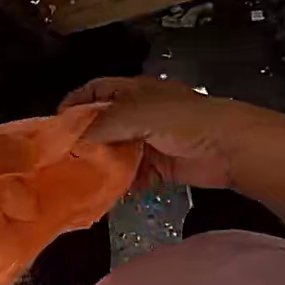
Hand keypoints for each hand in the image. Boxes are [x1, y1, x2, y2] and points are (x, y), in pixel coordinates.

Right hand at [63, 76, 259, 189]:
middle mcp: (139, 113)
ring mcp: (151, 140)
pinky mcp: (162, 166)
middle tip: (63, 159)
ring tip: (80, 179)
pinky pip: (135, 174)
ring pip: (117, 152)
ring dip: (102, 164)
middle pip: (103, 124)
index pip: (95, 91)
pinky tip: (108, 193)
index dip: (74, 103)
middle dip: (84, 140)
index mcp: (132, 91)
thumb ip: (102, 124)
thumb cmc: (181, 120)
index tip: (56, 125)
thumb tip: (74, 139)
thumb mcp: (136, 114)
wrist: (229, 147)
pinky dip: (123, 183)